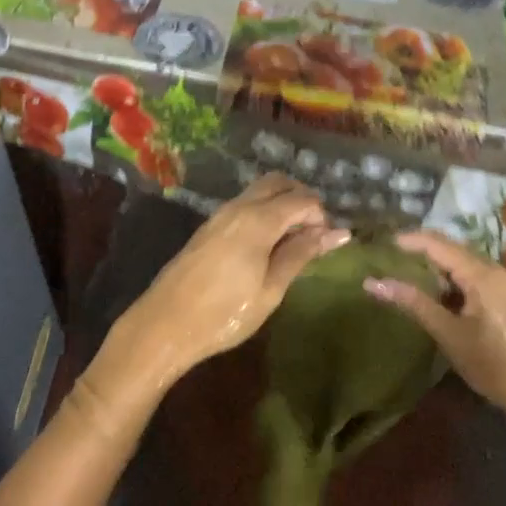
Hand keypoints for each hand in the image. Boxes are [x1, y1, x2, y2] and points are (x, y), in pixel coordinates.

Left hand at [115, 174, 348, 383]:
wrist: (167, 322)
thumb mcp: (271, 289)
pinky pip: (245, 204)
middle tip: (314, 233)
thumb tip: (337, 233)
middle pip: (278, 183)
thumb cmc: (226, 313)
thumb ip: (301, 254)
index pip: (301, 198)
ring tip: (294, 241)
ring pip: (259, 191)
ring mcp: (221, 214)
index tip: (328, 241)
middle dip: (301, 199)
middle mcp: (239, 207)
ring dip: (282, 204)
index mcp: (258, 219)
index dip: (320, 215)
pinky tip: (269, 244)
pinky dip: (264, 212)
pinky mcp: (210, 225)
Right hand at [364, 230, 505, 435]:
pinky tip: (438, 298)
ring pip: (462, 264)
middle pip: (449, 248)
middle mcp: (493, 270)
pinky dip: (451, 281)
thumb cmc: (500, 366)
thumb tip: (373, 282)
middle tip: (386, 260)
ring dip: (435, 268)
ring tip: (405, 277)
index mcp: (480, 273)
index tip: (377, 245)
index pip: (435, 242)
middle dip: (418, 251)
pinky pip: (473, 278)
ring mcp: (504, 285)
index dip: (405, 240)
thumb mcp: (451, 336)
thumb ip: (414, 304)